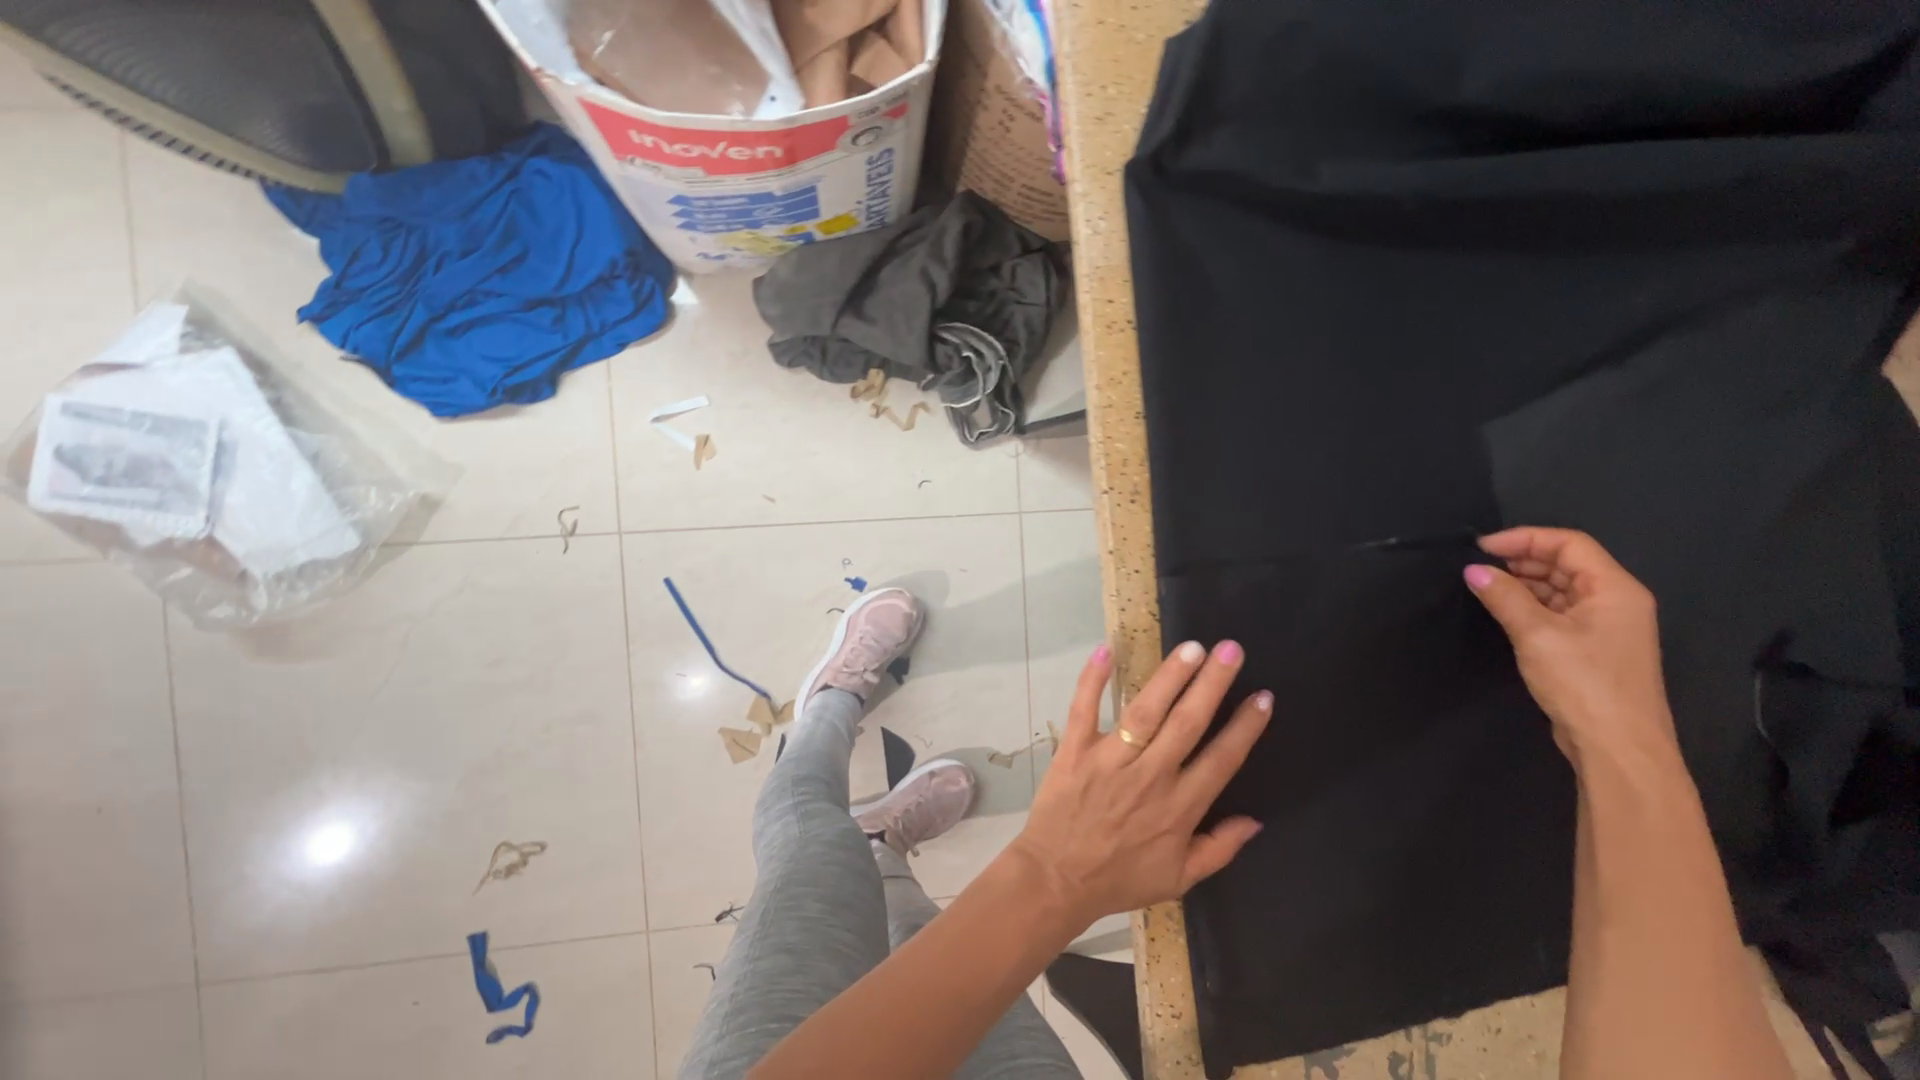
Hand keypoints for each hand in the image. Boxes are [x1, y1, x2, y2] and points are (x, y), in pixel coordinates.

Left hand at [1007, 640, 1272, 927]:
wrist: (1057, 881)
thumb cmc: (1119, 879)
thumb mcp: (1179, 879)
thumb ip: (1220, 849)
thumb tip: (1256, 820)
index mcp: (1179, 807)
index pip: (1221, 759)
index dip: (1244, 727)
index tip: (1262, 696)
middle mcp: (1150, 777)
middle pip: (1187, 723)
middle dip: (1213, 684)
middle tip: (1231, 649)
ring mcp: (1110, 760)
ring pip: (1145, 711)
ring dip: (1170, 677)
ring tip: (1192, 647)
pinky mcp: (1075, 751)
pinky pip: (1083, 709)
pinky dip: (1093, 680)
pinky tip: (1106, 650)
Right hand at [1464, 527, 1678, 769]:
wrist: (1618, 746)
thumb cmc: (1584, 683)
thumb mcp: (1536, 635)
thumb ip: (1504, 597)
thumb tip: (1473, 570)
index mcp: (1614, 589)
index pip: (1569, 544)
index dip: (1525, 538)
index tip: (1481, 548)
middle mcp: (1616, 601)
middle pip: (1567, 564)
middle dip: (1522, 560)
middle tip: (1479, 568)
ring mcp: (1607, 627)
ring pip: (1562, 589)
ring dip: (1525, 584)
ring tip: (1485, 588)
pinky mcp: (1594, 650)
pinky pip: (1560, 613)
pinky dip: (1532, 606)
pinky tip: (1505, 613)